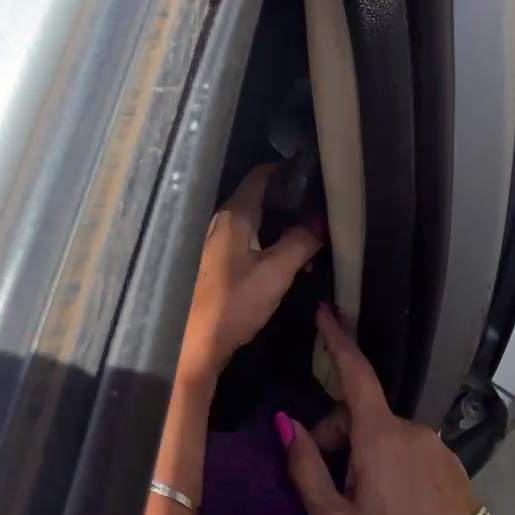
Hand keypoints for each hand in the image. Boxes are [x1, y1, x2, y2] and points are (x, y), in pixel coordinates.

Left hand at [177, 164, 324, 387]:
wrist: (194, 343)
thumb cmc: (234, 302)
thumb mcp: (276, 272)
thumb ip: (300, 242)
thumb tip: (320, 220)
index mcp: (233, 215)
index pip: (260, 176)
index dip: (287, 171)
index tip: (313, 176)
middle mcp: (220, 222)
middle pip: (258, 199)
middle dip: (289, 204)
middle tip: (319, 212)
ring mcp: (215, 243)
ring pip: (254, 224)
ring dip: (280, 230)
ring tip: (311, 241)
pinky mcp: (215, 264)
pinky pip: (247, 244)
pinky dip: (267, 247)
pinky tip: (287, 263)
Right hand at [282, 305, 482, 514]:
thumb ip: (305, 466)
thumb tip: (287, 424)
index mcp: (381, 437)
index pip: (356, 374)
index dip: (338, 340)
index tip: (326, 310)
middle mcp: (412, 431)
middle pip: (361, 415)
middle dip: (337, 437)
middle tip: (329, 486)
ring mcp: (436, 448)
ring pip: (384, 435)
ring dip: (364, 454)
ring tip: (360, 503)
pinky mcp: (452, 467)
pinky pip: (408, 450)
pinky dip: (390, 465)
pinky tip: (389, 505)